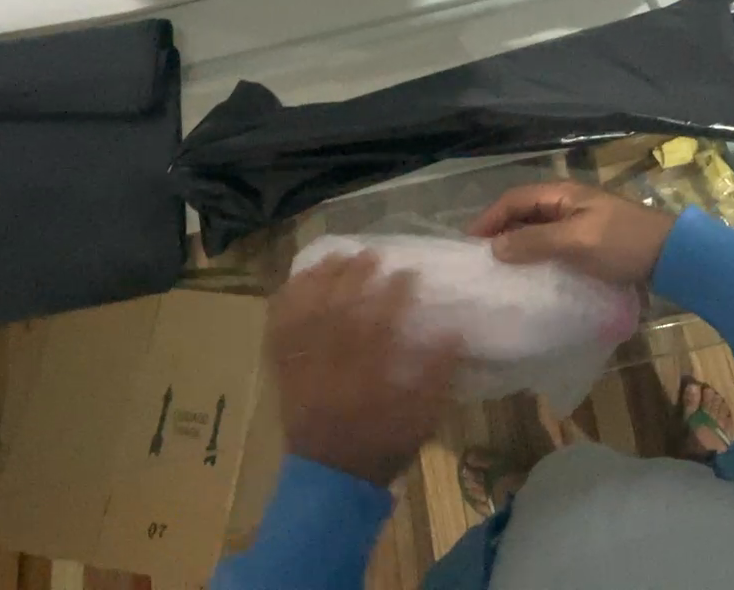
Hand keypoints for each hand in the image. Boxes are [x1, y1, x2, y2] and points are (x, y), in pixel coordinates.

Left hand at [268, 251, 461, 486]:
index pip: (379, 325)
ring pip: (306, 315)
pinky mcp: (284, 371)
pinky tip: (299, 280)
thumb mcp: (421, 419)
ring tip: (337, 256)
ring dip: (321, 281)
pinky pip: (279, 331)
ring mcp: (302, 368)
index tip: (408, 271)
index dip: (393, 294)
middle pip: (338, 312)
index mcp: (365, 381)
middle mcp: (329, 369)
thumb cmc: (381, 447)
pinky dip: (286, 302)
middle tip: (372, 254)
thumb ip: (437, 375)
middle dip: (354, 277)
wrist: (330, 481)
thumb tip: (454, 332)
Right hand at [465, 182, 677, 285]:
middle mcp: (566, 202)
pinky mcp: (588, 241)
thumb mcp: (576, 242)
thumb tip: (495, 247)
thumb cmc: (622, 244)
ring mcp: (578, 221)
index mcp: (561, 194)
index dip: (488, 218)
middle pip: (522, 212)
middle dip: (499, 231)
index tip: (469, 243)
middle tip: (480, 259)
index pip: (513, 199)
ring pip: (536, 228)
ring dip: (516, 244)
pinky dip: (535, 255)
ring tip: (499, 269)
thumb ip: (534, 243)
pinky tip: (530, 274)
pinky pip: (551, 243)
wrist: (673, 256)